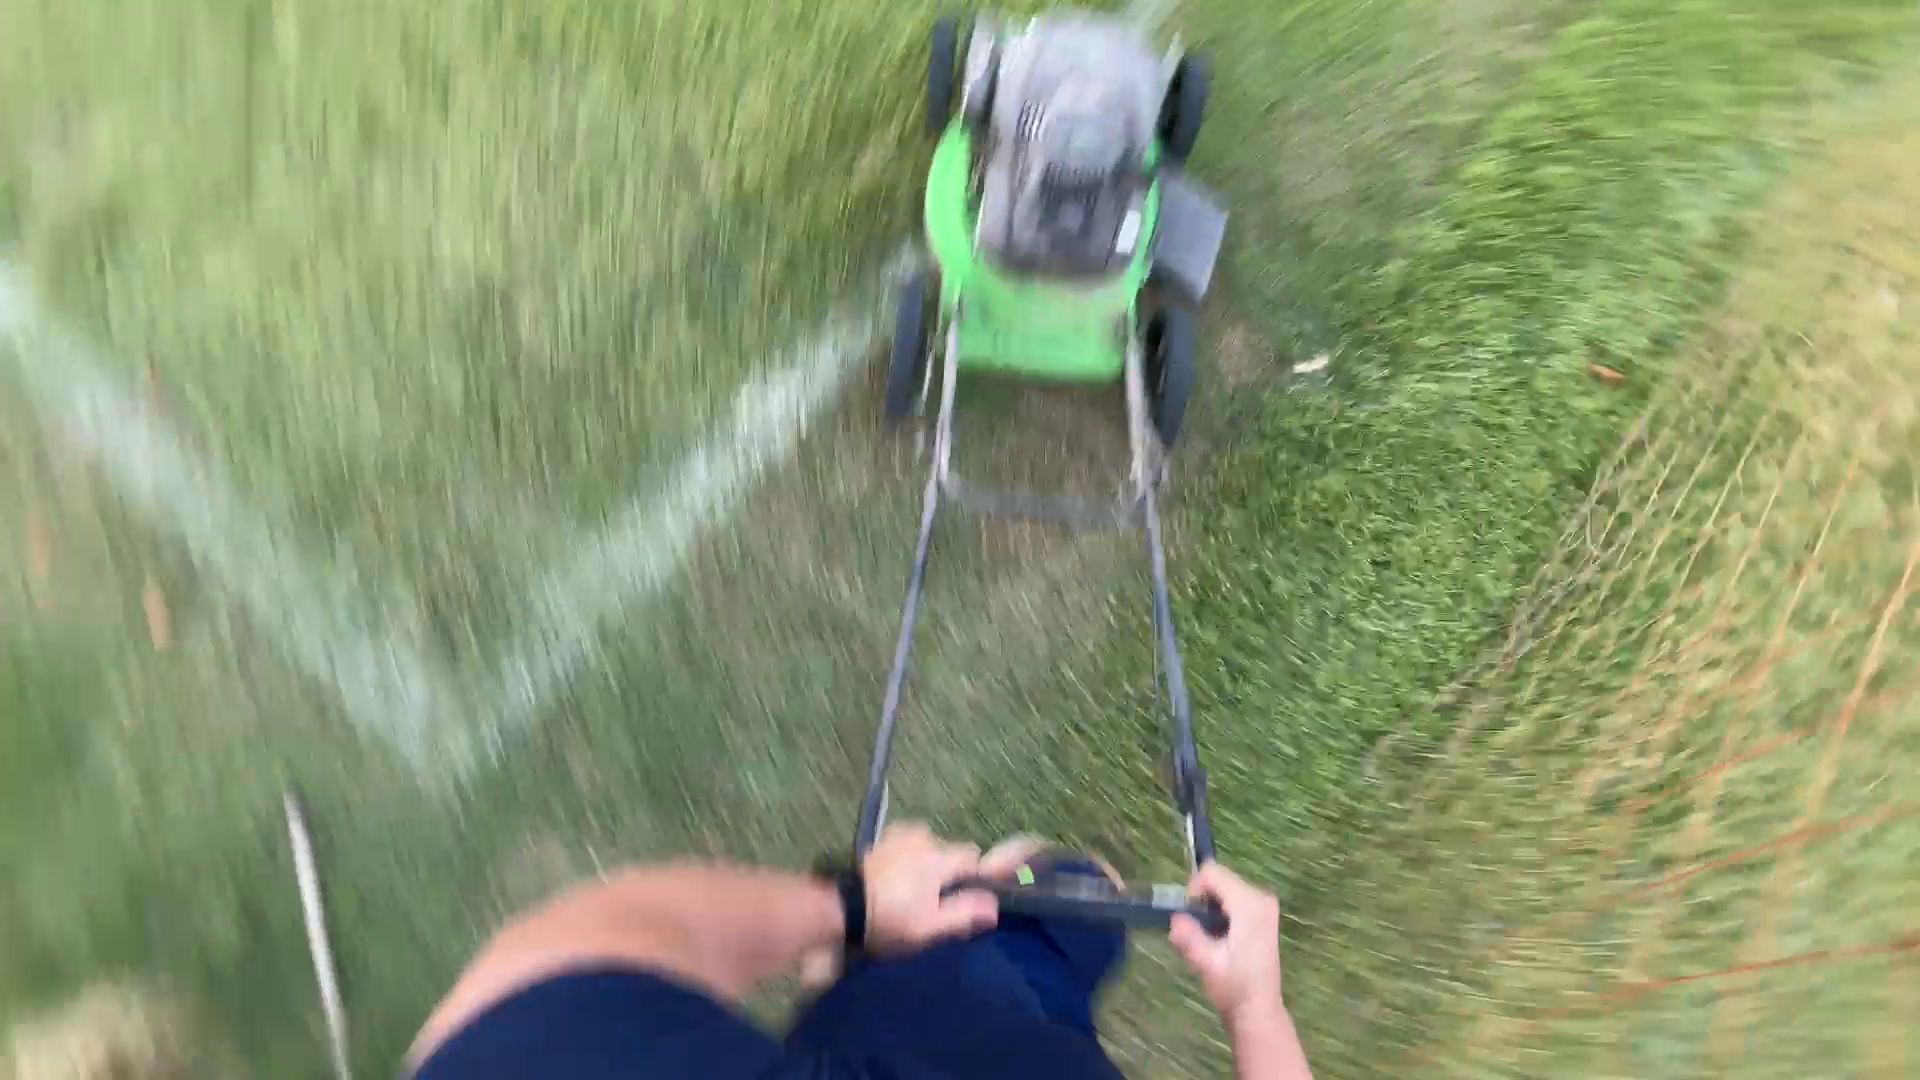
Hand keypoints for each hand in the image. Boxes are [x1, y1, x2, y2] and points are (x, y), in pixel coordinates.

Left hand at [861, 822, 997, 954]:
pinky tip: (898, 876)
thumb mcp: (931, 927)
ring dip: (928, 862)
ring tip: (912, 890)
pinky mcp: (885, 837)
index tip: (963, 895)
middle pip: (950, 850)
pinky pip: (910, 842)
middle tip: (933, 900)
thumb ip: (965, 912)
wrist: (844, 908)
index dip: (973, 875)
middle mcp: (924, 836)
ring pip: (930, 846)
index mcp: (939, 856)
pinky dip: (911, 855)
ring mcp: (902, 833)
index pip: (973, 855)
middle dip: (948, 871)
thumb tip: (995, 905)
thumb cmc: (892, 920)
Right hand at [1169, 863, 1284, 1025]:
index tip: (1190, 916)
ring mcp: (1265, 905)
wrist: (1259, 1011)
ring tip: (1209, 935)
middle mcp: (1261, 898)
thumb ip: (1189, 937)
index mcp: (1249, 905)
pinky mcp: (1263, 913)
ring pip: (1223, 886)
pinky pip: (1232, 895)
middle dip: (1202, 899)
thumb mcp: (1206, 964)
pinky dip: (1220, 909)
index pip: (1212, 873)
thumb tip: (1175, 918)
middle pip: (1218, 877)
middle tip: (1198, 929)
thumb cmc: (1234, 988)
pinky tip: (1222, 935)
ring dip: (1210, 905)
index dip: (1194, 889)